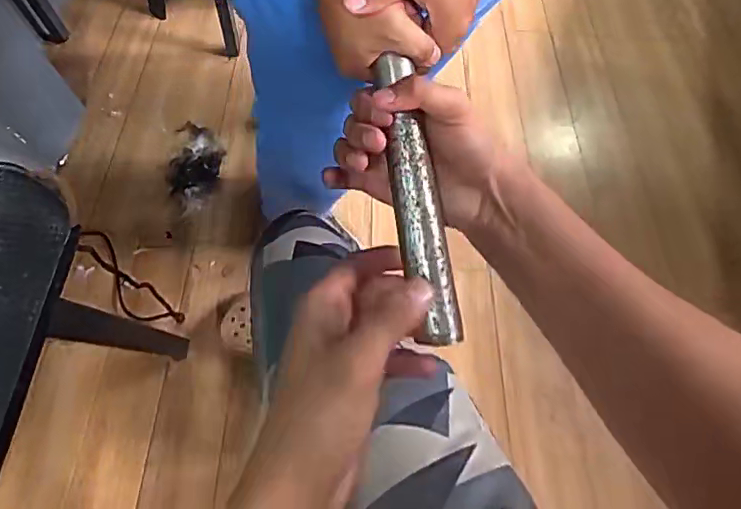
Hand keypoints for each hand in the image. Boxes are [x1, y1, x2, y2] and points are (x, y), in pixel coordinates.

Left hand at [228, 248, 436, 508]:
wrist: (299, 484)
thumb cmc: (324, 410)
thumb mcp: (360, 358)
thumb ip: (391, 317)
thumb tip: (424, 282)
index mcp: (322, 307)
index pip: (354, 266)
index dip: (384, 258)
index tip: (419, 256)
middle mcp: (330, 325)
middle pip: (370, 295)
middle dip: (403, 295)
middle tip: (441, 297)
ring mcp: (340, 357)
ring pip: (379, 327)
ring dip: (408, 327)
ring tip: (442, 330)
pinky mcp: (352, 388)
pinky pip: (382, 360)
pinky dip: (405, 360)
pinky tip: (431, 368)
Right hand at [315, 0, 441, 80]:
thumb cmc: (369, 9)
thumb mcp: (402, 33)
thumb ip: (423, 51)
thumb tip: (433, 59)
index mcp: (356, 71)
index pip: (393, 76)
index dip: (413, 61)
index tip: (422, 41)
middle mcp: (349, 60)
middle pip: (391, 56)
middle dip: (405, 40)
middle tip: (411, 20)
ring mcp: (347, 39)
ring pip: (386, 38)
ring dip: (398, 25)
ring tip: (402, 9)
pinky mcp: (350, 19)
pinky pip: (377, 24)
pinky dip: (388, 15)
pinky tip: (392, 3)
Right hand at [325, 75, 523, 237]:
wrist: (484, 193)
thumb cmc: (474, 144)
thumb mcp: (454, 105)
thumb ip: (419, 91)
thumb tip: (379, 97)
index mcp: (404, 105)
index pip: (369, 95)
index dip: (369, 103)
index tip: (384, 116)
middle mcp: (388, 128)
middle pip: (353, 119)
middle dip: (358, 128)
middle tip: (379, 142)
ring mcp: (380, 157)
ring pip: (345, 145)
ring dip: (347, 150)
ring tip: (366, 161)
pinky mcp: (375, 184)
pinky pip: (345, 176)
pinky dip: (334, 174)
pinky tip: (335, 176)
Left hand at [344, 0, 496, 57]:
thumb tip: (347, 6)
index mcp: (450, 30)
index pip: (425, 59)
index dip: (401, 56)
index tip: (376, 50)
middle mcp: (459, 24)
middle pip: (426, 41)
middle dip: (403, 38)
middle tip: (375, 33)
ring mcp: (460, 7)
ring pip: (429, 23)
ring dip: (410, 21)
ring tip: (383, 16)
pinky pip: (434, 10)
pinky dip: (418, 7)